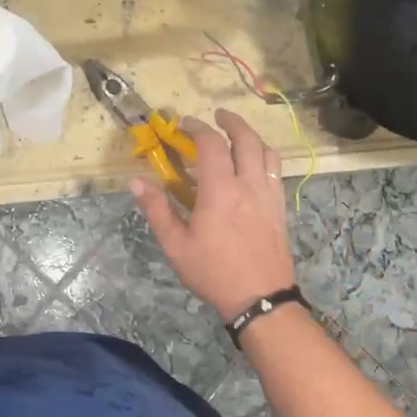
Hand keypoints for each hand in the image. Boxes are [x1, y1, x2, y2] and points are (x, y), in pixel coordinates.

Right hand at [130, 109, 295, 320]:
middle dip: (231, 122)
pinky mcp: (280, 208)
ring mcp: (269, 196)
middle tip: (217, 116)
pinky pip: (276, 172)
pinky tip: (254, 165)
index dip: (198, 128)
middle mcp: (248, 185)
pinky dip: (265, 157)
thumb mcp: (176, 245)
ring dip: (251, 136)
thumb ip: (157, 210)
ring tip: (238, 135)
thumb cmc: (213, 272)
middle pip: (246, 139)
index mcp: (220, 190)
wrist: (261, 300)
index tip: (185, 124)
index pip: (211, 144)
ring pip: (267, 152)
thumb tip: (135, 182)